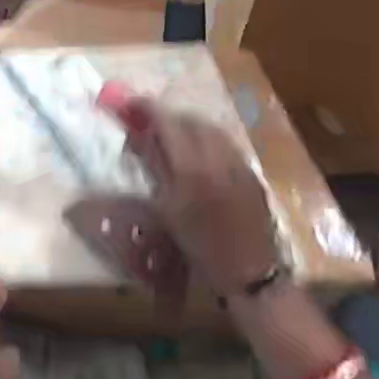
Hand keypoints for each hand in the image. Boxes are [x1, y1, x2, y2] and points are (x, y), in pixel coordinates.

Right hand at [122, 105, 280, 296]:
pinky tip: (196, 155)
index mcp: (191, 166)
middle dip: (166, 117)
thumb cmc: (201, 248)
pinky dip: (205, 139)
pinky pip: (224, 141)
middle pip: (188, 118)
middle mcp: (217, 154)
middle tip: (146, 126)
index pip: (166, 121)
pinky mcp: (250, 169)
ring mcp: (237, 159)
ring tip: (170, 139)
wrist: (250, 273)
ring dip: (186, 126)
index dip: (145, 108)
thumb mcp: (167, 210)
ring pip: (208, 127)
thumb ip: (155, 168)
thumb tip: (138, 139)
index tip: (128, 105)